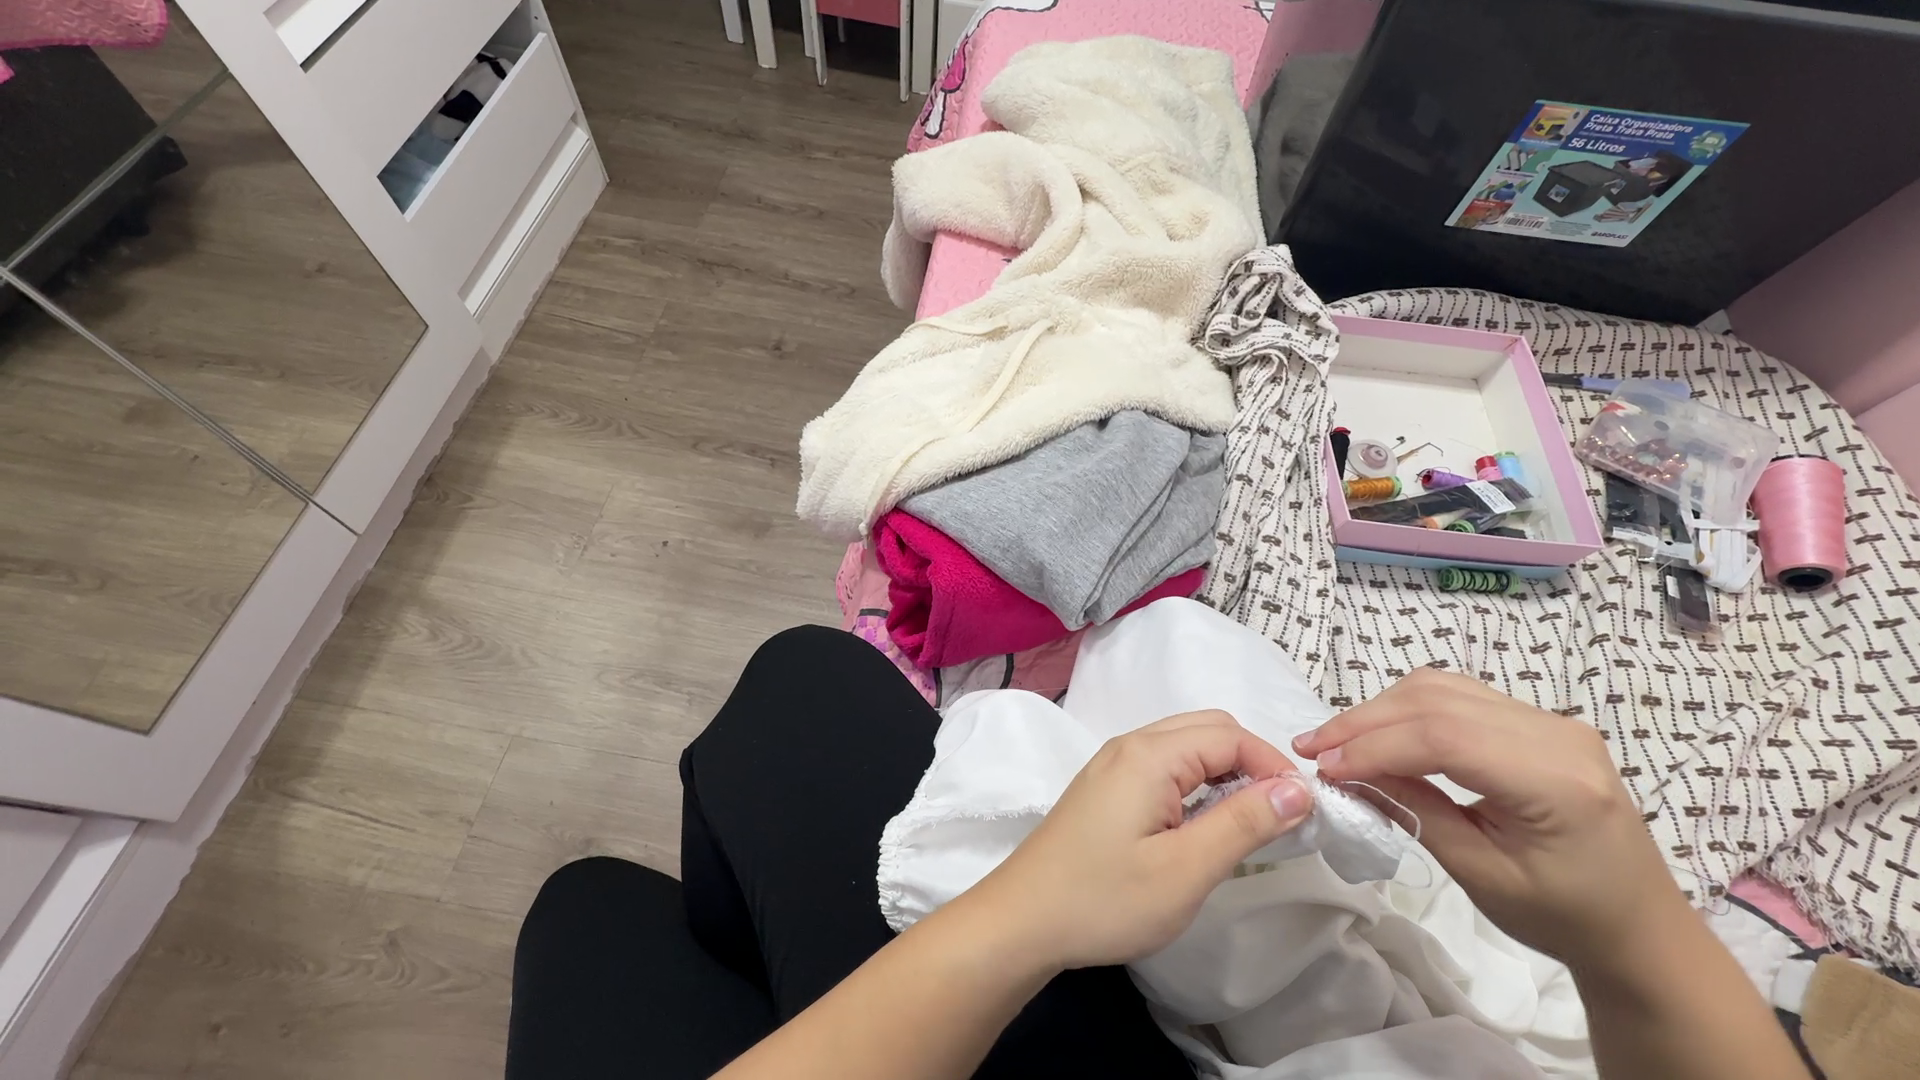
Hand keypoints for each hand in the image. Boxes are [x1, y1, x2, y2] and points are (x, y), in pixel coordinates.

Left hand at [958, 710, 1315, 972]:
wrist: (1024, 921)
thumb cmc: (1105, 899)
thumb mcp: (1186, 869)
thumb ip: (1244, 823)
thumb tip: (1298, 788)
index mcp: (1149, 754)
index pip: (1231, 735)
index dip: (1274, 766)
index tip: (1306, 812)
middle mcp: (1130, 745)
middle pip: (1208, 729)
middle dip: (1253, 763)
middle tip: (1280, 816)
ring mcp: (1113, 764)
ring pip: (1186, 746)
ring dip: (1225, 773)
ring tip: (1250, 823)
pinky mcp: (1106, 787)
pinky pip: (1164, 766)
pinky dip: (1197, 783)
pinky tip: (1204, 825)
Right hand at [1292, 668, 1685, 969]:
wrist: (1639, 927)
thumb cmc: (1564, 916)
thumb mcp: (1481, 874)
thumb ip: (1415, 811)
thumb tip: (1345, 774)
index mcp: (1557, 781)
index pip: (1444, 737)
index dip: (1374, 746)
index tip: (1323, 768)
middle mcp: (1557, 733)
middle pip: (1437, 700)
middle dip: (1364, 721)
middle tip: (1311, 748)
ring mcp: (1550, 720)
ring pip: (1441, 687)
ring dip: (1378, 710)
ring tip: (1334, 741)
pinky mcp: (1537, 721)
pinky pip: (1457, 696)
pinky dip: (1405, 710)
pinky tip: (1377, 733)